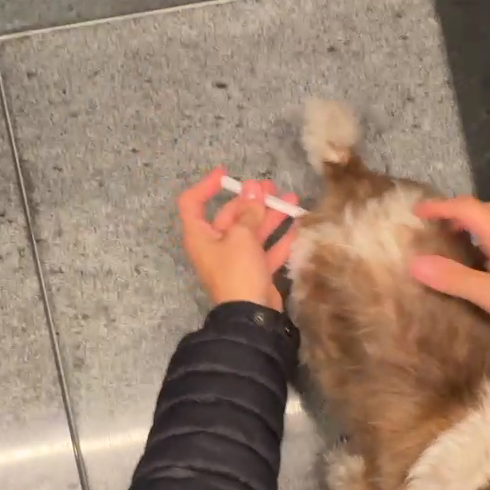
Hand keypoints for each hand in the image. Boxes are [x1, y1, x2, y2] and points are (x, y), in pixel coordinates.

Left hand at [177, 168, 298, 311]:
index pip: (192, 203)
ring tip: (291, 201)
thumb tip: (254, 188)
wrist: (250, 316)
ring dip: (270, 216)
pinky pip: (265, 250)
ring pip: (251, 232)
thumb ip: (249, 210)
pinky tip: (297, 226)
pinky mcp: (252, 273)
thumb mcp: (242, 236)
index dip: (206, 185)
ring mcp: (234, 260)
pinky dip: (279, 239)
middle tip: (272, 188)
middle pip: (230, 215)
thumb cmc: (237, 271)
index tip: (225, 173)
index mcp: (200, 235)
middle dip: (252, 200)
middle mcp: (214, 246)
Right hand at [410, 198, 489, 349]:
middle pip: (487, 210)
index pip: (468, 209)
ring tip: (455, 244)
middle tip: (436, 228)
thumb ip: (455, 279)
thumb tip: (414, 263)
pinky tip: (486, 264)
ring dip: (476, 226)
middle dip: (458, 213)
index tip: (416, 215)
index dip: (440, 207)